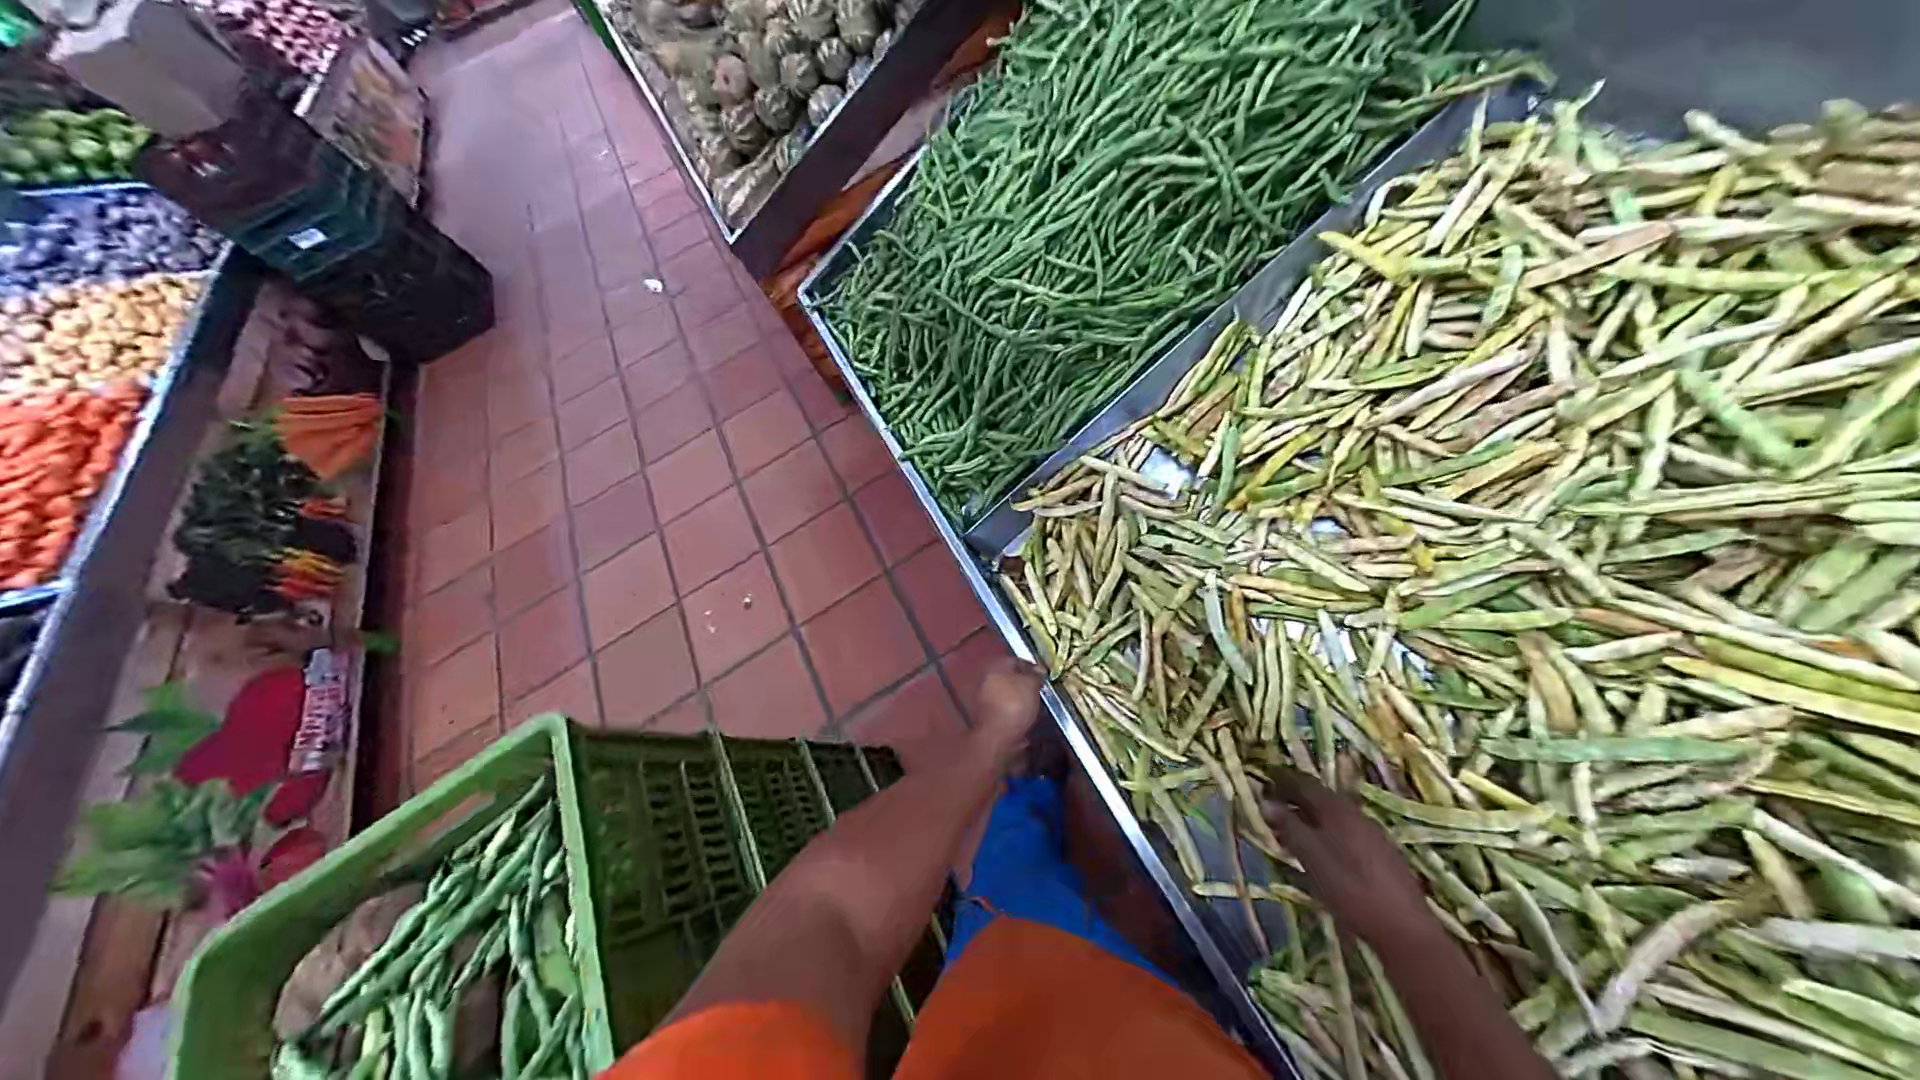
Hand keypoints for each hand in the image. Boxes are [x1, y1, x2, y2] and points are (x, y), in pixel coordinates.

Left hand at [971, 657, 1044, 763]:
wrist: (998, 736)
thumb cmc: (1015, 704)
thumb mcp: (1031, 684)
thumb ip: (1035, 674)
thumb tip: (1038, 670)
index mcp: (994, 667)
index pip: (1016, 660)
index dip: (1032, 667)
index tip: (1043, 676)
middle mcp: (985, 679)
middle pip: (1010, 677)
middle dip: (1025, 683)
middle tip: (1040, 690)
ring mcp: (984, 699)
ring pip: (1008, 693)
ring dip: (1020, 698)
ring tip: (1036, 705)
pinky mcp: (987, 716)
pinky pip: (1005, 708)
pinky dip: (1015, 710)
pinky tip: (1026, 716)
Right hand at [1261, 768, 1433, 946]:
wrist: (1405, 930)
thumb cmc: (1350, 888)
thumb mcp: (1311, 857)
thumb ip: (1289, 827)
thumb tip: (1266, 803)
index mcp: (1337, 809)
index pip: (1304, 782)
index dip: (1283, 778)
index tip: (1264, 776)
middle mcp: (1356, 814)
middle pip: (1321, 797)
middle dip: (1296, 797)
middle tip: (1273, 802)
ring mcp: (1373, 834)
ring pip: (1334, 815)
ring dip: (1311, 815)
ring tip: (1292, 826)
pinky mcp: (1383, 854)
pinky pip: (1347, 831)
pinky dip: (1327, 830)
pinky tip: (1323, 849)